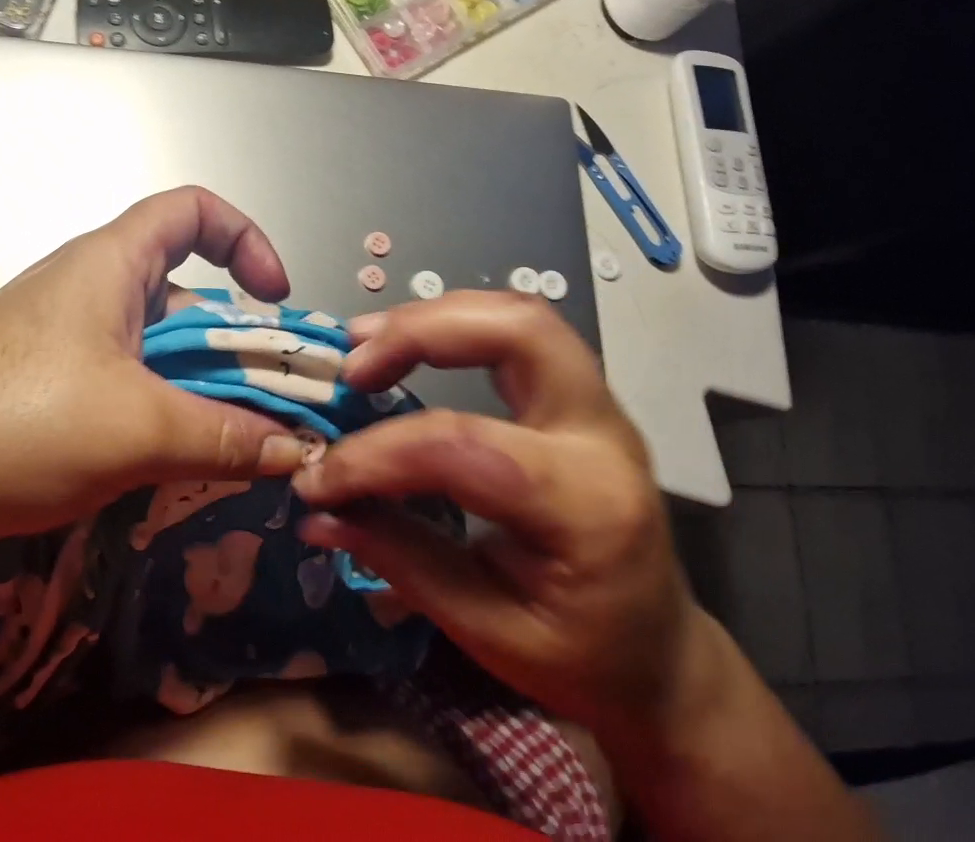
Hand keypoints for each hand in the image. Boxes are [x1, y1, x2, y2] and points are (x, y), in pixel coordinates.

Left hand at [0, 187, 306, 546]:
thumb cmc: (22, 426)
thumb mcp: (142, 430)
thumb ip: (229, 439)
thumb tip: (298, 452)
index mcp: (108, 263)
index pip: (192, 210)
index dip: (246, 239)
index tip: (274, 299)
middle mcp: (85, 288)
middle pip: (183, 290)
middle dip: (233, 342)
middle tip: (269, 402)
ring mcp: (61, 339)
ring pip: (155, 346)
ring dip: (199, 387)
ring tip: (231, 444)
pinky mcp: (44, 386)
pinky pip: (123, 383)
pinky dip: (160, 411)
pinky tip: (175, 461)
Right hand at [293, 291, 715, 740]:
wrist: (659, 655)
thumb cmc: (580, 655)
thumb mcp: (485, 630)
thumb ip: (401, 560)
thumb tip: (316, 514)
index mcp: (586, 506)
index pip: (464, 448)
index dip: (375, 456)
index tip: (316, 481)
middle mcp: (602, 437)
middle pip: (520, 333)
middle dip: (423, 332)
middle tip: (352, 367)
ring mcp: (599, 410)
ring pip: (523, 318)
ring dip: (436, 319)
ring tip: (365, 345)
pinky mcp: (582, 404)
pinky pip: (522, 337)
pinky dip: (457, 329)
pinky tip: (408, 349)